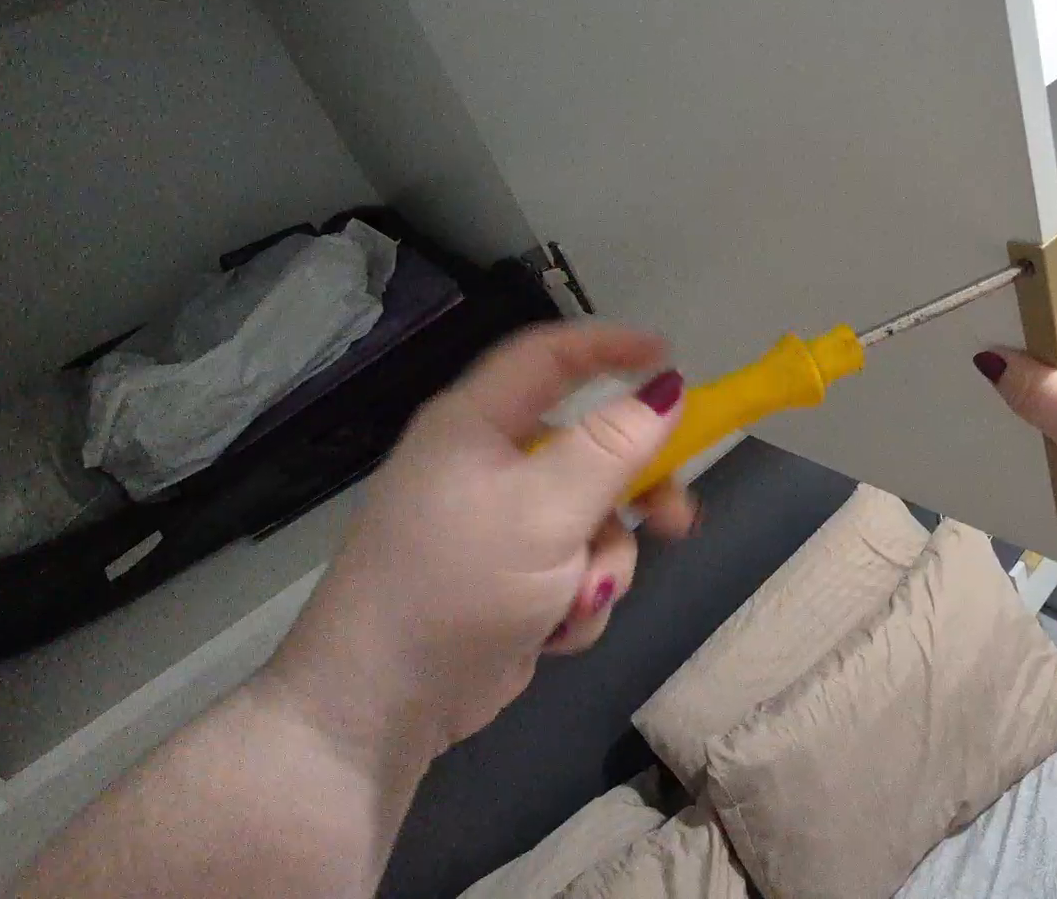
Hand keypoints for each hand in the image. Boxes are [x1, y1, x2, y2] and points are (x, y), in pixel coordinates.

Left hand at [261, 322, 696, 762]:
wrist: (380, 709)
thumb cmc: (456, 587)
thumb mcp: (545, 511)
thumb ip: (613, 448)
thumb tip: (669, 391)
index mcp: (479, 426)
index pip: (552, 357)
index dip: (612, 348)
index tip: (671, 359)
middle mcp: (492, 466)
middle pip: (592, 449)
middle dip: (637, 489)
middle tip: (675, 518)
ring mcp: (504, 526)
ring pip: (596, 516)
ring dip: (605, 559)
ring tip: (585, 598)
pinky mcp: (515, 577)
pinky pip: (578, 564)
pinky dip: (579, 596)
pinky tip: (554, 630)